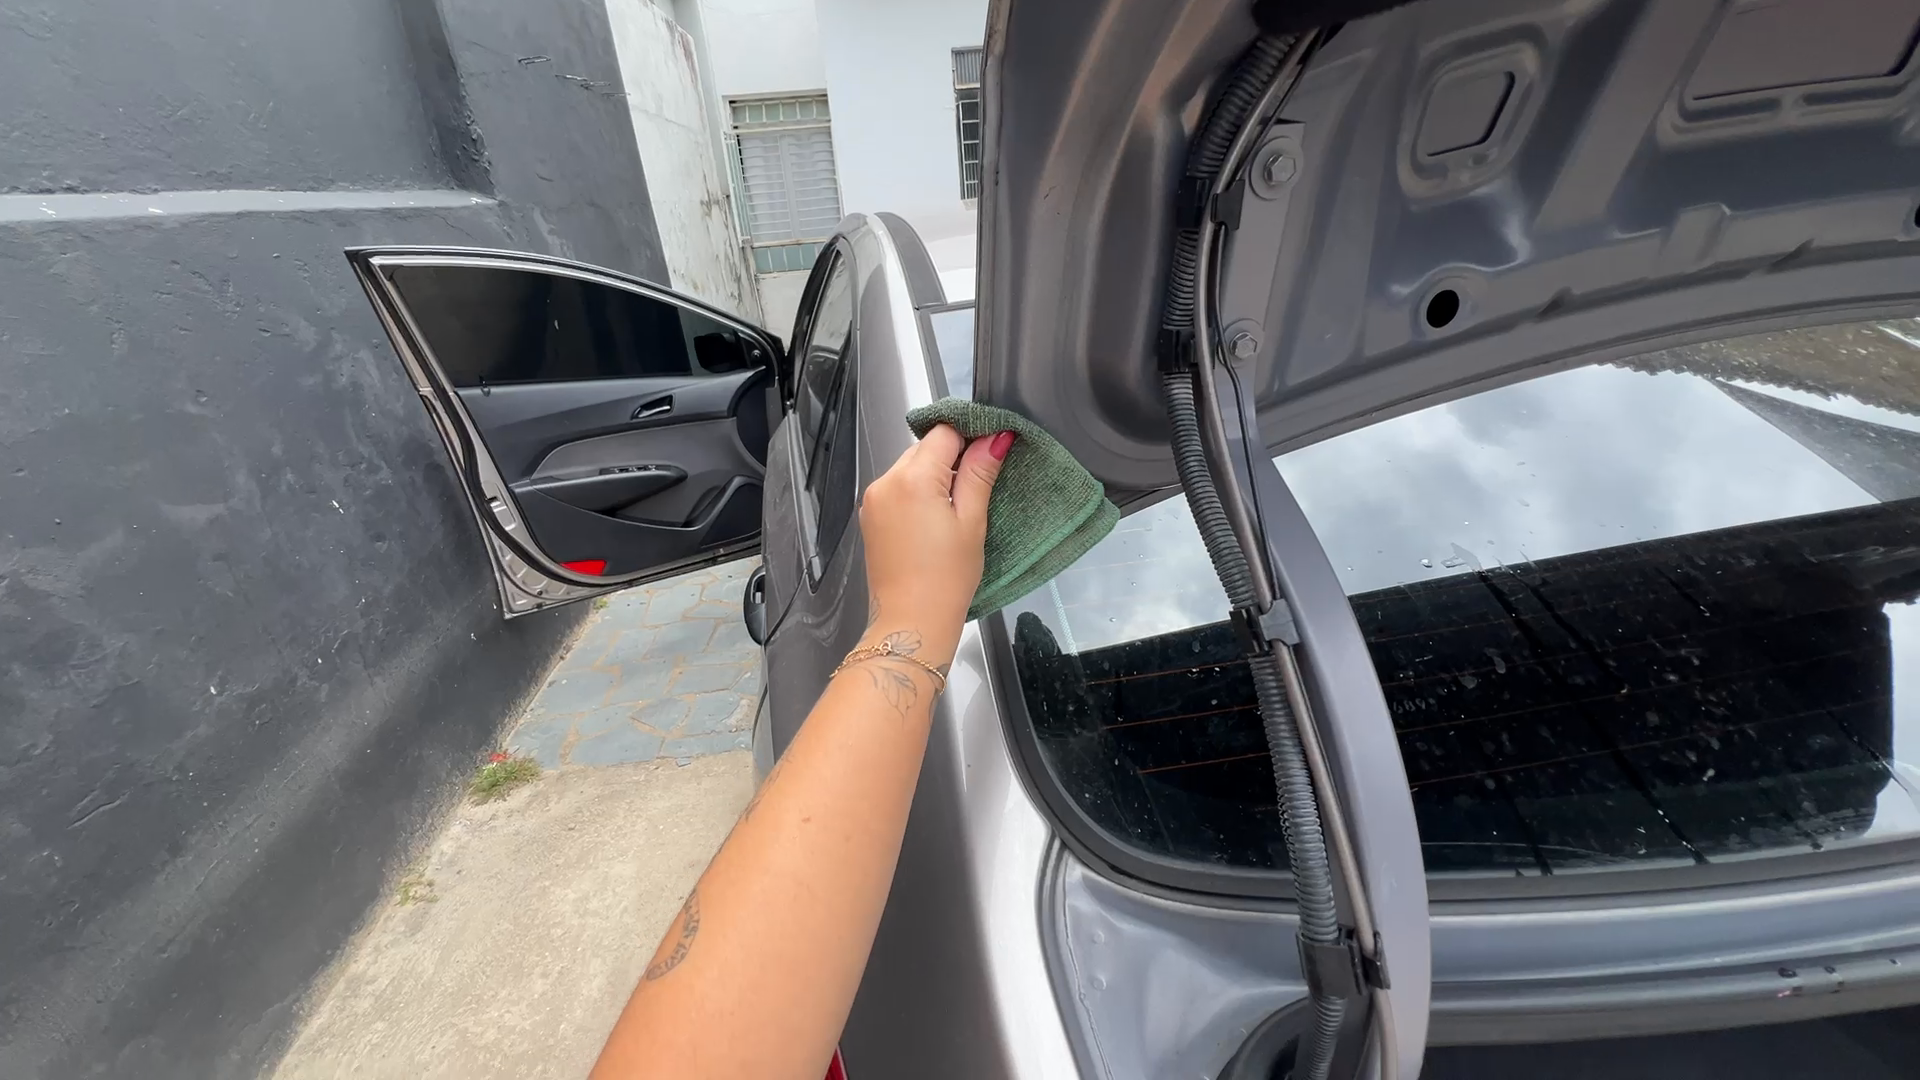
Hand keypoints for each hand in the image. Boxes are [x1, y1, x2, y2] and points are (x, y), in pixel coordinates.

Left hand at [857, 424, 1012, 667]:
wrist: (910, 622)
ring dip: (934, 476)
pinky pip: (897, 489)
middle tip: (979, 485)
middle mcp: (885, 483)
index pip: (944, 432)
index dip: (971, 436)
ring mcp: (873, 500)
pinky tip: (935, 520)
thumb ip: (980, 473)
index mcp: (912, 479)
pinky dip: (918, 493)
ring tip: (956, 509)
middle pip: (925, 448)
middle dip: (952, 458)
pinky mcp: (870, 517)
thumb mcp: (971, 521)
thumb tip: (994, 438)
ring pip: (910, 467)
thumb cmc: (945, 580)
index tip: (991, 451)